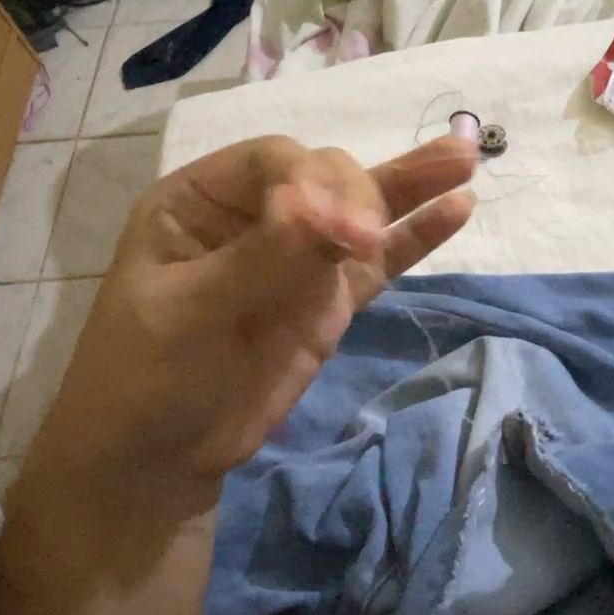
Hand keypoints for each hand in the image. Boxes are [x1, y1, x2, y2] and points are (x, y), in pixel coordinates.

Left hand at [16, 135, 477, 516]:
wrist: (161, 457)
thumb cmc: (146, 378)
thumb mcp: (186, 313)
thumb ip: (259, 259)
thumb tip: (319, 205)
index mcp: (201, 201)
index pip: (273, 163)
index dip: (312, 185)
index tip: (333, 233)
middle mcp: (257, 216)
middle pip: (325, 178)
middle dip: (356, 198)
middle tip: (366, 241)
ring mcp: (301, 259)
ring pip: (363, 211)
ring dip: (413, 184)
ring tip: (467, 157)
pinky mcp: (331, 300)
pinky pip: (382, 262)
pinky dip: (418, 237)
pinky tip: (460, 207)